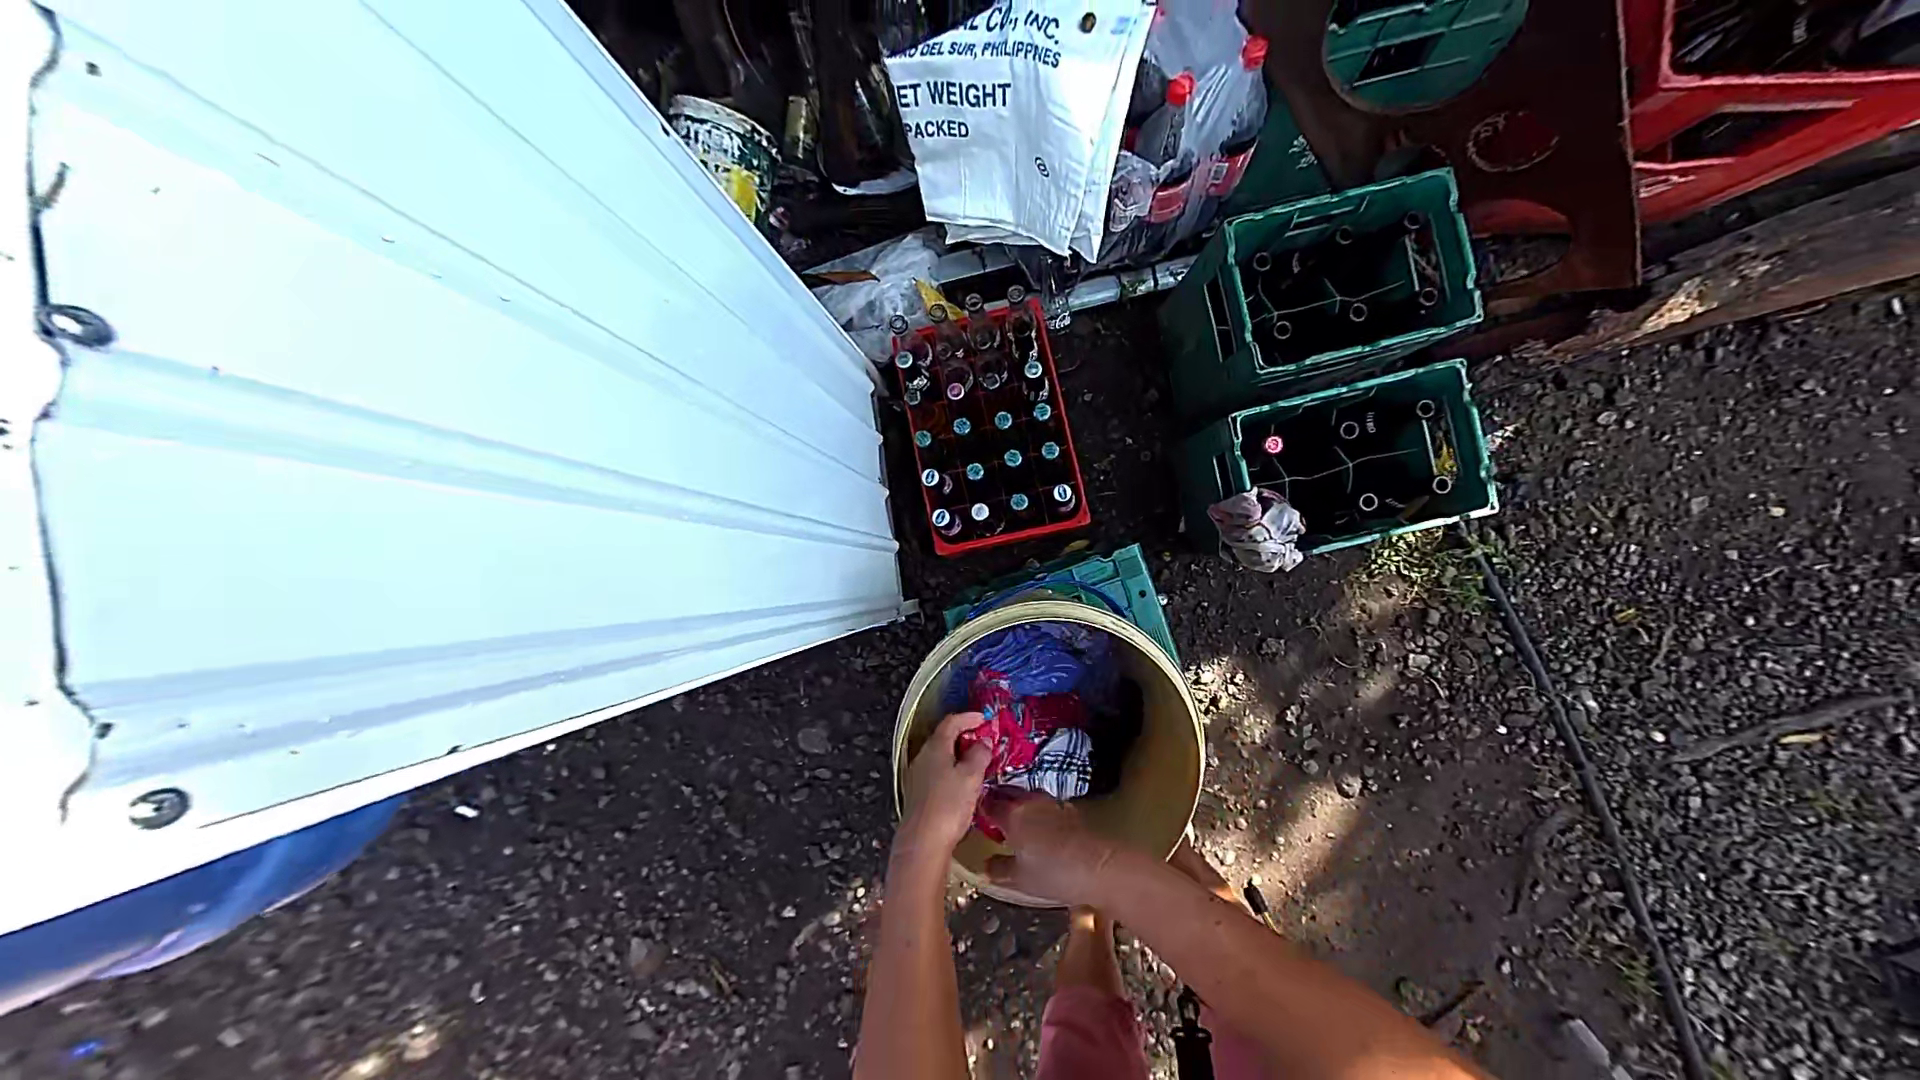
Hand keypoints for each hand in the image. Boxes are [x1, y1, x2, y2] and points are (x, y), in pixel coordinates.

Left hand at [897, 712, 990, 860]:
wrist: (922, 843)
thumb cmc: (949, 805)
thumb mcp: (971, 777)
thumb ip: (979, 755)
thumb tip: (983, 741)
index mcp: (935, 747)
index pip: (951, 722)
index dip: (969, 717)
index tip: (985, 718)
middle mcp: (922, 757)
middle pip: (944, 737)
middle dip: (964, 735)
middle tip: (984, 739)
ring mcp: (918, 775)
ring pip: (941, 755)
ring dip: (959, 753)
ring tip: (978, 760)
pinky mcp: (918, 793)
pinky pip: (938, 771)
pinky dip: (952, 769)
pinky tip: (963, 782)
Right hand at [981, 794, 1123, 906]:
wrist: (1100, 867)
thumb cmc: (1054, 873)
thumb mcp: (1020, 879)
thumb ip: (999, 869)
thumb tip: (986, 866)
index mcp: (1013, 814)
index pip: (990, 804)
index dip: (980, 808)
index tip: (975, 815)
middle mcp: (1030, 802)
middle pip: (1009, 796)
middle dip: (1000, 804)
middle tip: (993, 819)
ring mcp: (1052, 804)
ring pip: (1028, 799)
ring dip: (1020, 807)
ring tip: (1016, 825)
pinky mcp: (1069, 811)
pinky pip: (1046, 808)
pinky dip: (1038, 814)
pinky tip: (1040, 830)